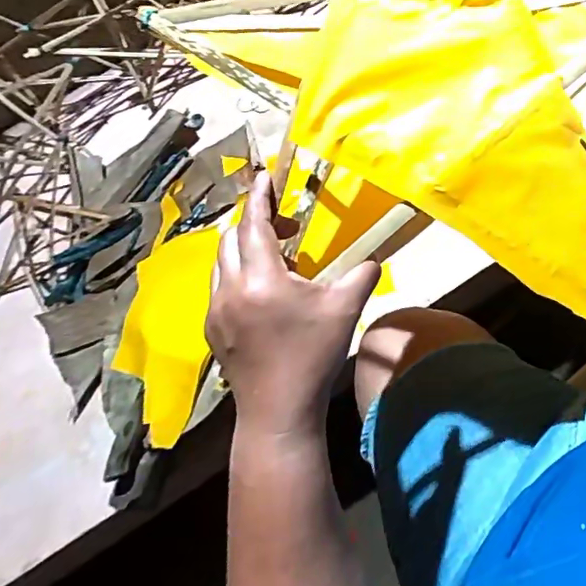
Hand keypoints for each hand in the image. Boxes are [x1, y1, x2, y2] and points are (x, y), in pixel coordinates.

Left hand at [208, 171, 382, 438]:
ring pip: (222, 262)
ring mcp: (216, 312)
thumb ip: (363, 273)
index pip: (255, 226)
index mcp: (261, 280)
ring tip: (281, 252)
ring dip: (246, 246)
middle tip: (289, 222)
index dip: (260, 198)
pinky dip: (240, 270)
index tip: (264, 175)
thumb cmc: (314, 354)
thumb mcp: (346, 307)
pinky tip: (267, 286)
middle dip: (257, 221)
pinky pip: (221, 285)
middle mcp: (229, 291)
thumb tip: (372, 257)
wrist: (278, 409)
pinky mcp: (213, 330)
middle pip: (232, 239)